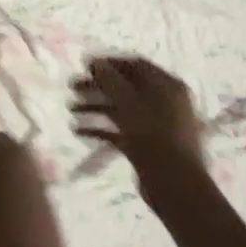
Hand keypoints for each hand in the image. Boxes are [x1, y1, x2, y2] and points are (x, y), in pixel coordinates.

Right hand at [71, 56, 205, 206]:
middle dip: (97, 87)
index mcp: (167, 86)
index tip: (85, 66)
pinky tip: (79, 131)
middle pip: (125, 87)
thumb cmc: (154, 135)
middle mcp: (164, 102)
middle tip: (72, 87)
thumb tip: (94, 61)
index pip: (135, 65)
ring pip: (121, 109)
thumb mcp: (129, 102)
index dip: (109, 63)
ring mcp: (156, 125)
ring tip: (71, 110)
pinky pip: (121, 130)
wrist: (175, 185)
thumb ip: (109, 79)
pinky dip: (101, 128)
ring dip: (95, 106)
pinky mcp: (146, 145)